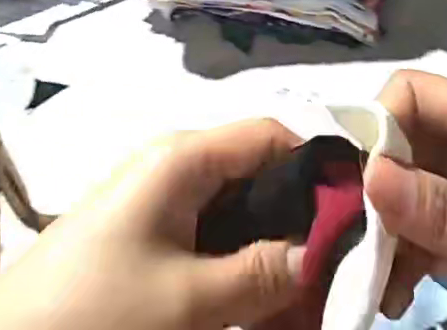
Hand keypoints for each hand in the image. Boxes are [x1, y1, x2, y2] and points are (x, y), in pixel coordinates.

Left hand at [0, 120, 304, 329]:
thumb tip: (328, 249)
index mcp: (185, 158)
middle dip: (299, 225)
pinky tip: (257, 311)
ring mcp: (159, 205)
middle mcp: (176, 168)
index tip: (354, 218)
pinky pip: (209, 244)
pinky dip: (238, 272)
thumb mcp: (186, 302)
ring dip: (271, 256)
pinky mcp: (145, 241)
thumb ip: (262, 273)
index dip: (317, 167)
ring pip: (237, 216)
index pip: (271, 136)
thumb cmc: (92, 318)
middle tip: (333, 278)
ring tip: (302, 306)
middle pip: (258, 177)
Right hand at [364, 71, 446, 329]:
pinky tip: (392, 292)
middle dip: (373, 183)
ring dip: (385, 226)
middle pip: (408, 140)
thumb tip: (367, 172)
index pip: (416, 92)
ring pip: (413, 189)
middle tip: (346, 242)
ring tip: (366, 280)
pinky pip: (431, 232)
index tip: (357, 188)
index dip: (379, 125)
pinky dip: (406, 256)